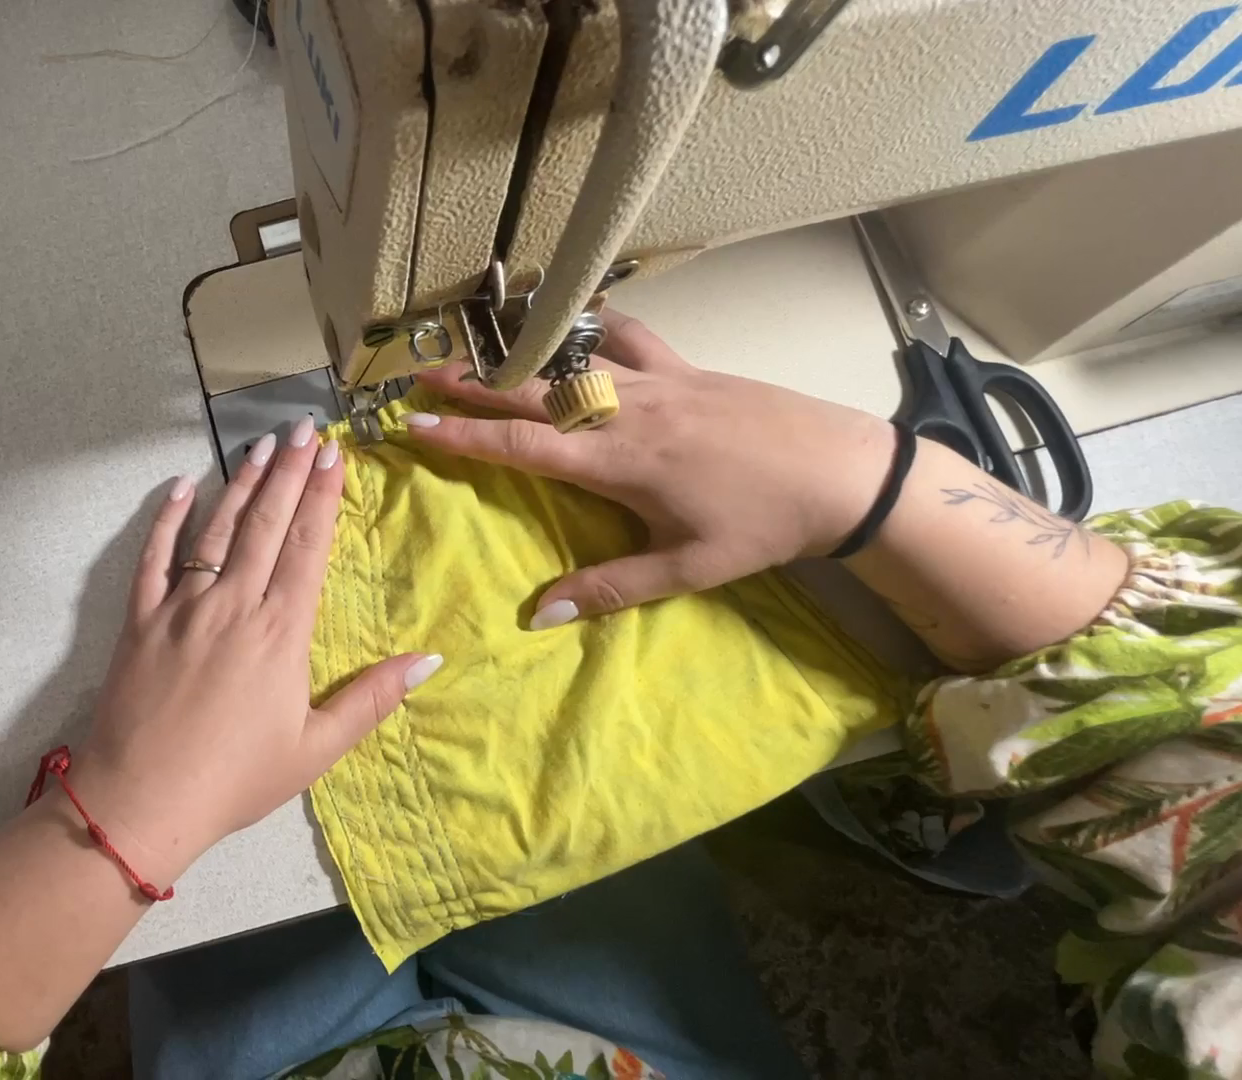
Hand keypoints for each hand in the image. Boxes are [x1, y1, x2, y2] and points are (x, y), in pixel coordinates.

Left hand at [0, 423, 440, 1051]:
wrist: (141, 802)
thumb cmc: (236, 779)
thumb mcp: (316, 748)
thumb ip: (372, 698)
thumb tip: (431, 658)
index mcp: (280, 631)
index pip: (307, 547)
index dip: (323, 498)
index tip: (334, 456)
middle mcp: (233, 603)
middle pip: (266, 525)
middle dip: (289, 473)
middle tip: (303, 428)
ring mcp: (181, 606)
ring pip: (216, 530)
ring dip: (241, 485)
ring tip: (261, 446)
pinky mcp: (140, 618)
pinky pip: (153, 557)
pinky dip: (167, 519)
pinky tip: (183, 487)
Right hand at [407, 310, 895, 624]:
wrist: (845, 473)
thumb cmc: (761, 526)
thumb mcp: (686, 568)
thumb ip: (608, 588)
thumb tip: (536, 617)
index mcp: (617, 463)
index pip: (521, 448)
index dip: (463, 438)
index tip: (417, 428)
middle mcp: (625, 413)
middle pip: (532, 394)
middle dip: (473, 387)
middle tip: (425, 380)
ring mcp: (656, 382)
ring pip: (570, 362)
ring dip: (518, 360)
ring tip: (481, 357)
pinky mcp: (685, 367)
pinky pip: (628, 339)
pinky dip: (595, 329)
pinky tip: (577, 322)